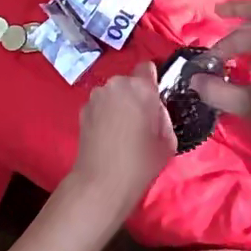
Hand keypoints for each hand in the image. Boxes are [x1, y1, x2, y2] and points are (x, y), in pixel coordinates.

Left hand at [68, 62, 176, 207]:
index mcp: (141, 88)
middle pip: (129, 82)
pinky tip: (107, 134)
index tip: (153, 102)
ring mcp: (96, 96)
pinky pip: (100, 105)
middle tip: (139, 120)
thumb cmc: (140, 163)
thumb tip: (154, 111)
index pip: (148, 68)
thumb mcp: (168, 141)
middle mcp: (116, 84)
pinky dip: (104, 113)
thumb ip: (163, 116)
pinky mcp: (82, 109)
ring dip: (118, 104)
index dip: (151, 83)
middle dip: (135, 95)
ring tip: (121, 130)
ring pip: (113, 93)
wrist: (102, 182)